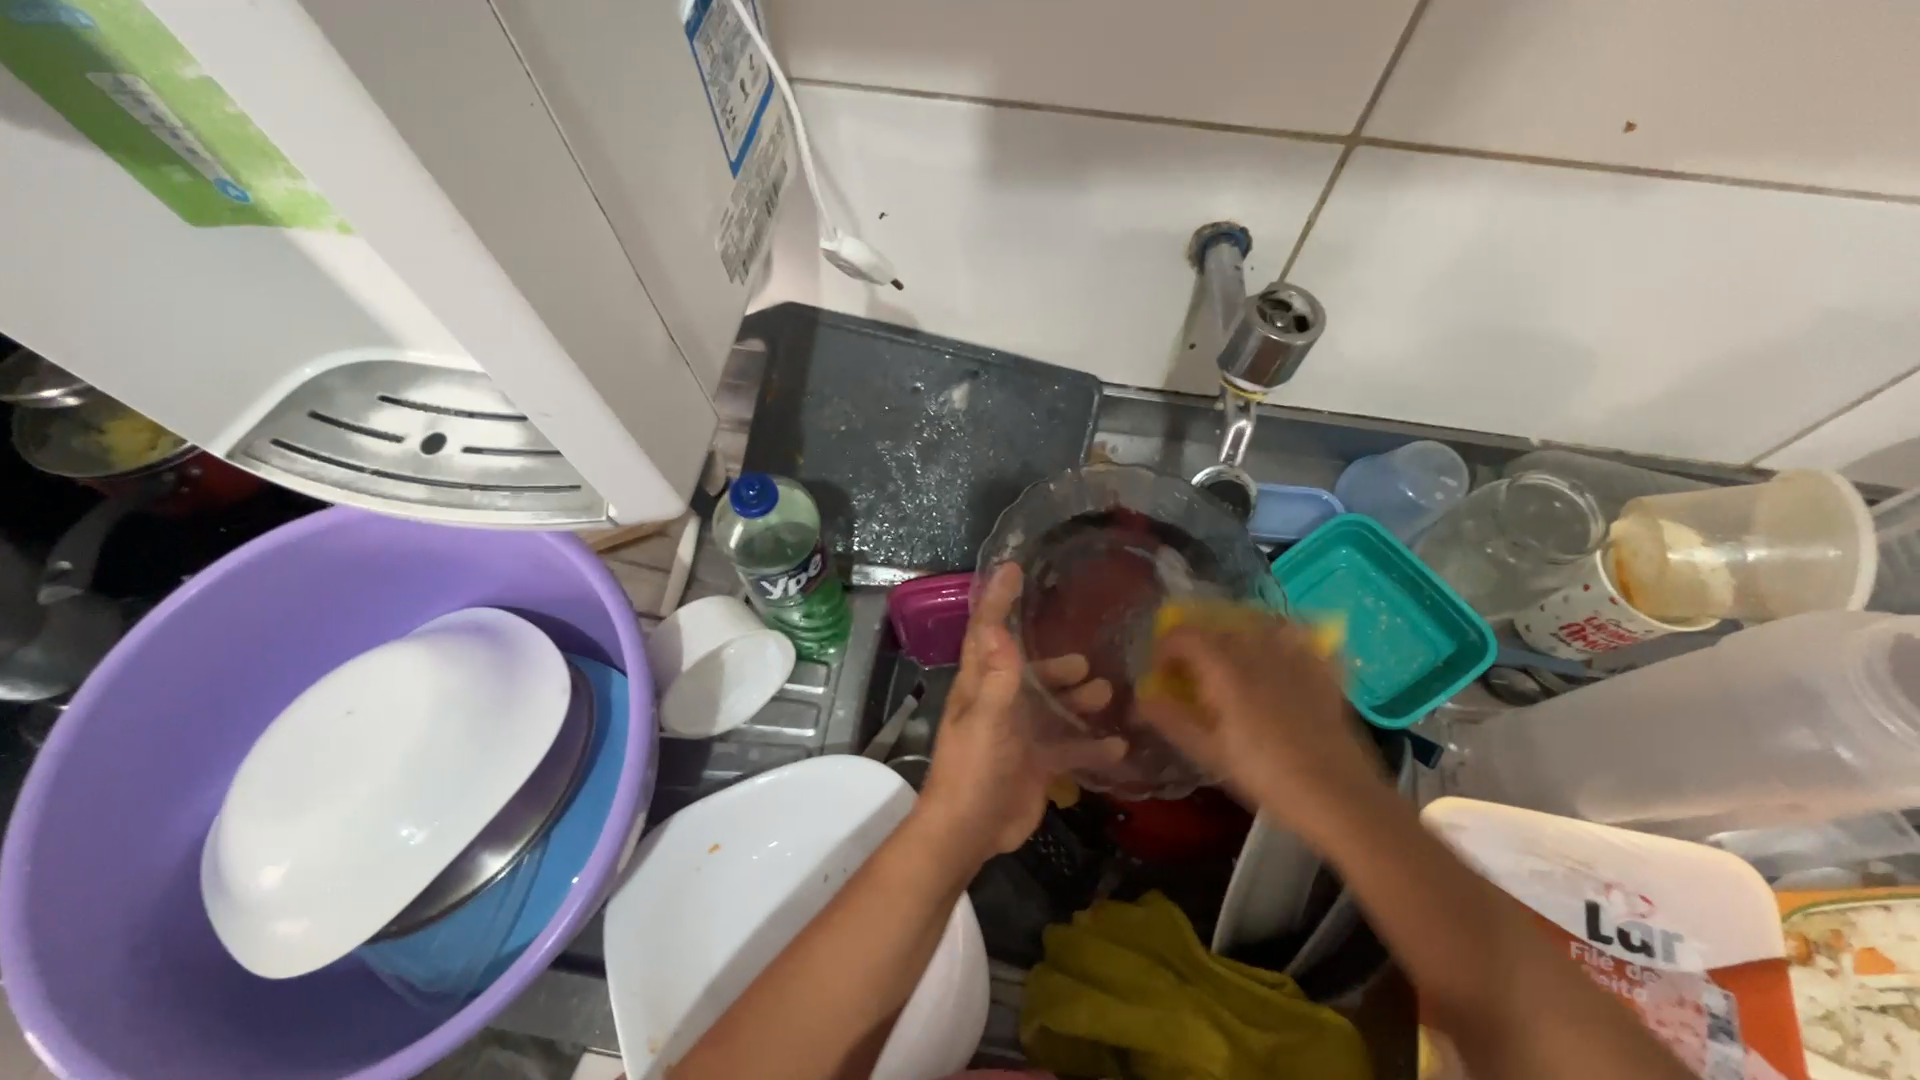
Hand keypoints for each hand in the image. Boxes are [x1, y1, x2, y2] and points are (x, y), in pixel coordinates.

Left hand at [918, 563, 1122, 861]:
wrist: (972, 832)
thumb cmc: (973, 770)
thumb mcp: (986, 720)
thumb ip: (997, 676)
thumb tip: (997, 626)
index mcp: (980, 687)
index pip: (987, 633)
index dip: (998, 601)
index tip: (1013, 570)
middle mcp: (1000, 705)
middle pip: (1030, 673)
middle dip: (1056, 667)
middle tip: (1085, 664)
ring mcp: (1019, 736)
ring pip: (1054, 709)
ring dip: (1078, 701)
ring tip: (1106, 696)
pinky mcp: (1037, 764)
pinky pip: (1069, 748)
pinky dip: (1092, 747)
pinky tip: (1118, 747)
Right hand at [1135, 615, 1389, 842]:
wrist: (1339, 796)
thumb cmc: (1266, 777)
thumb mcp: (1210, 754)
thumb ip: (1172, 720)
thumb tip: (1141, 700)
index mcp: (1225, 667)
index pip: (1182, 635)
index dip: (1164, 650)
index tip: (1161, 675)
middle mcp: (1259, 649)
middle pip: (1218, 628)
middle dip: (1197, 647)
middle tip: (1191, 679)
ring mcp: (1296, 654)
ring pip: (1256, 626)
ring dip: (1236, 640)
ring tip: (1232, 669)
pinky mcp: (1324, 668)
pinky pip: (1298, 637)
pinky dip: (1281, 640)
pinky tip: (1279, 660)